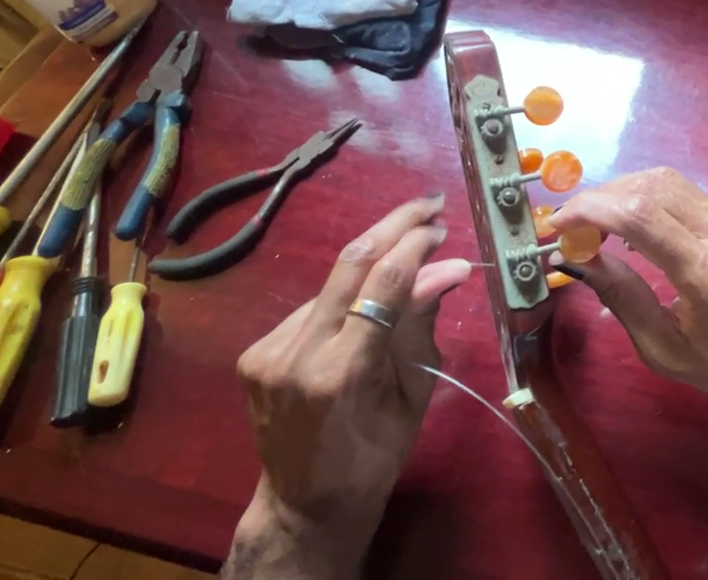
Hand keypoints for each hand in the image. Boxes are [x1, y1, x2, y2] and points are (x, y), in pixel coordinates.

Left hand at [227, 197, 472, 577]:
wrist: (303, 503)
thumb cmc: (375, 455)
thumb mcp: (414, 391)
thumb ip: (422, 324)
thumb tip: (451, 268)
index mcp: (343, 372)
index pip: (384, 283)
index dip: (415, 244)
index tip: (442, 224)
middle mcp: (298, 353)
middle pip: (349, 263)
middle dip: (394, 224)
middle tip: (429, 204)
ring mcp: (269, 351)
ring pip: (333, 283)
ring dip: (373, 261)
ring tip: (410, 252)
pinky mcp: (256, 351)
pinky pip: (314, 305)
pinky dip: (347, 294)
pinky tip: (366, 302)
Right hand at [549, 168, 707, 432]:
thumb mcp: (666, 350)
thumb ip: (622, 297)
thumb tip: (577, 259)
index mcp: (706, 272)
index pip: (639, 214)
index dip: (590, 209)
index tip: (557, 225)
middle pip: (651, 187)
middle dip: (601, 197)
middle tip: (570, 225)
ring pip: (669, 182)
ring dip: (623, 192)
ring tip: (593, 223)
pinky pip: (685, 194)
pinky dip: (648, 198)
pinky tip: (629, 224)